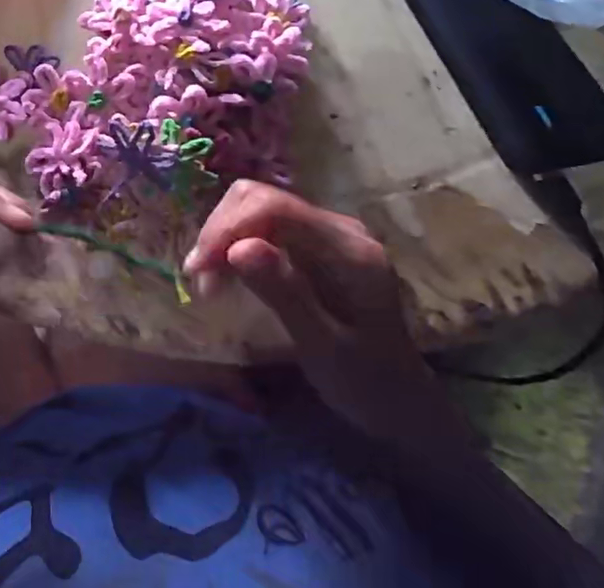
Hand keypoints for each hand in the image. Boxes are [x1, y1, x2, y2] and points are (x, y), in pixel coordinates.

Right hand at [184, 181, 460, 448]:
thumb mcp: (325, 349)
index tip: (200, 270)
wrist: (402, 405)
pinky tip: (225, 274)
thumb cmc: (367, 384)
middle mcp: (338, 228)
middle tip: (201, 279)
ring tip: (209, 281)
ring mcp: (325, 233)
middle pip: (261, 198)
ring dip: (223, 237)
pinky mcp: (313, 246)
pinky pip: (263, 226)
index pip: (275, 206)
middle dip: (221, 231)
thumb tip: (238, 248)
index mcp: (348, 247)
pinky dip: (235, 244)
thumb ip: (286, 294)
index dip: (228, 228)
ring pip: (256, 207)